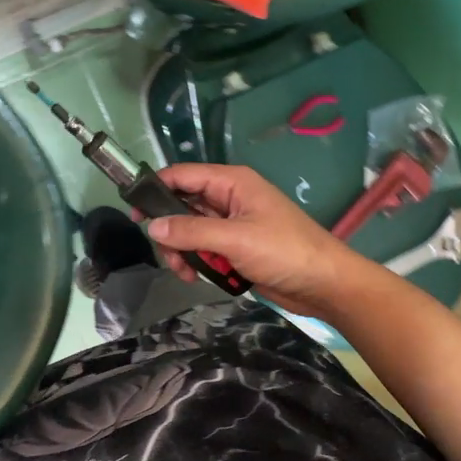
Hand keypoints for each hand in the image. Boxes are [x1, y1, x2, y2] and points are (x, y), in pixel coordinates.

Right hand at [141, 163, 360, 317]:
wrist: (325, 285)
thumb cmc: (284, 252)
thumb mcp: (235, 239)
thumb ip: (191, 232)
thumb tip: (151, 226)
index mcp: (232, 182)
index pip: (183, 175)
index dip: (156, 189)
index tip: (134, 212)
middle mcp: (230, 198)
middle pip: (183, 205)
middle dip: (170, 230)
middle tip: (168, 255)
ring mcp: (234, 224)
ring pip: (191, 230)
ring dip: (183, 251)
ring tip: (186, 272)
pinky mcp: (237, 248)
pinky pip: (205, 248)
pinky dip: (198, 261)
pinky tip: (199, 278)